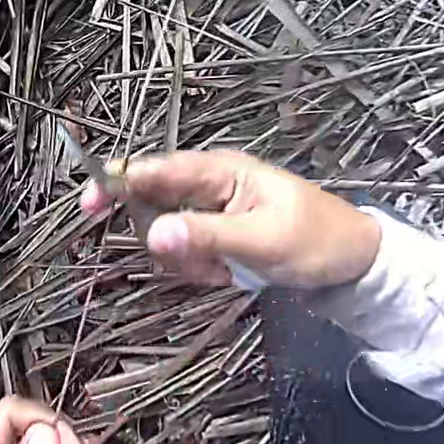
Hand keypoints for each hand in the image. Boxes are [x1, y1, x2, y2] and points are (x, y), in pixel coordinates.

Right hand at [82, 150, 379, 287]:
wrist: (355, 265)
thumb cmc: (317, 240)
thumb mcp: (263, 239)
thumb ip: (205, 236)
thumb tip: (152, 235)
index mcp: (219, 171)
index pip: (156, 170)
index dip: (117, 182)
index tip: (88, 203)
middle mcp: (207, 186)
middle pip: (154, 204)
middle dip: (165, 238)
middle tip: (196, 262)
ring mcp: (210, 212)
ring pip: (168, 235)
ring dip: (189, 260)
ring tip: (229, 270)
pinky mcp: (214, 236)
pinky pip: (186, 254)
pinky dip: (201, 269)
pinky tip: (232, 274)